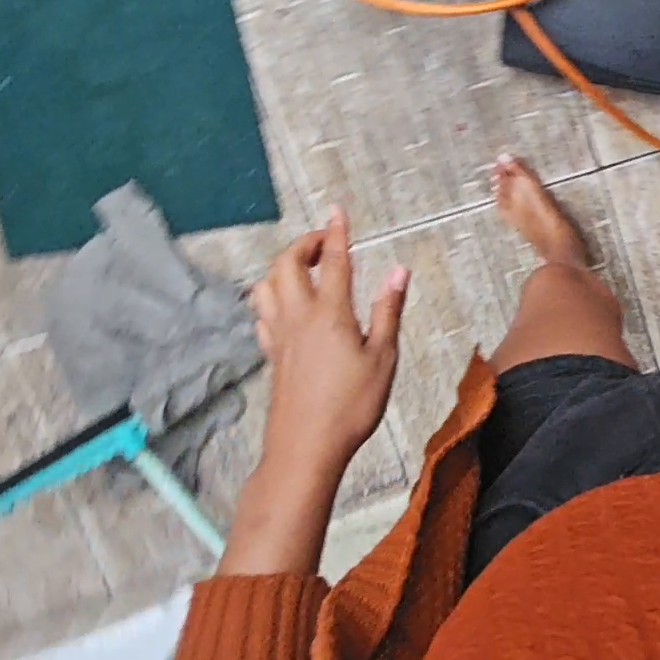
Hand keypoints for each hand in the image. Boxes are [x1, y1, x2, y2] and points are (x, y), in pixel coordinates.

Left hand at [250, 206, 407, 479]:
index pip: (334, 261)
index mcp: (330, 314)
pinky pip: (262, 313)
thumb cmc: (351, 405)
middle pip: (287, 265)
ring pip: (266, 286)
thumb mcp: (384, 357)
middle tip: (327, 240)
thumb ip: (387, 310)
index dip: (336, 232)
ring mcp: (280, 337)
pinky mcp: (272, 356)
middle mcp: (298, 318)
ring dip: (283, 266)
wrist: (304, 449)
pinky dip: (272, 295)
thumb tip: (397, 270)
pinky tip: (285, 304)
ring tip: (307, 266)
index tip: (337, 210)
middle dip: (304, 244)